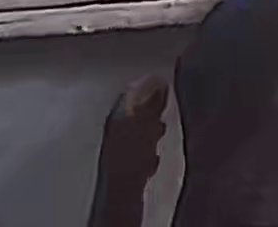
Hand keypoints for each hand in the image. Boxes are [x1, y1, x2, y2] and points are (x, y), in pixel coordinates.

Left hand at [97, 75, 168, 189]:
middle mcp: (113, 131)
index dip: (147, 87)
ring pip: (135, 133)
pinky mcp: (124, 172)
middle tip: (164, 105)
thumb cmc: (130, 156)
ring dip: (149, 130)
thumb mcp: (144, 123)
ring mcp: (117, 152)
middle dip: (149, 109)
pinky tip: (153, 156)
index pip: (131, 93)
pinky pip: (136, 154)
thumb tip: (159, 81)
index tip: (162, 83)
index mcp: (115, 115)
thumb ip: (151, 102)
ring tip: (161, 129)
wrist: (122, 196)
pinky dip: (146, 151)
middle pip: (133, 113)